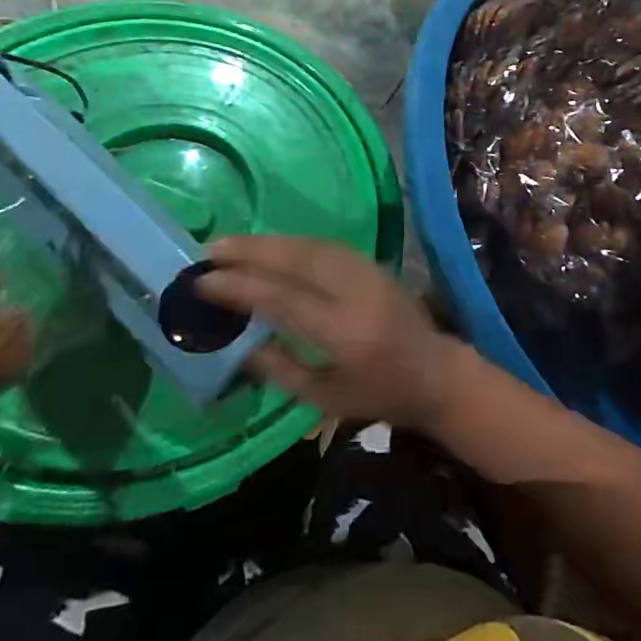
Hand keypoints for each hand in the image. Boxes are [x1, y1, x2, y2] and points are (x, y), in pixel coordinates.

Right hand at [198, 236, 465, 430]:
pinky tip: (271, 246)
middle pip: (299, 260)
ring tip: (231, 245)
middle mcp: (358, 294)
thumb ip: (279, 368)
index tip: (203, 282)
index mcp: (345, 333)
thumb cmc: (380, 394)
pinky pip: (328, 246)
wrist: (436, 372)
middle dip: (252, 251)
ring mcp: (370, 273)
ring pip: (313, 246)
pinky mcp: (375, 265)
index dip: (241, 287)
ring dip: (270, 242)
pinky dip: (294, 243)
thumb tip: (235, 344)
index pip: (284, 299)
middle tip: (210, 251)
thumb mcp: (324, 397)